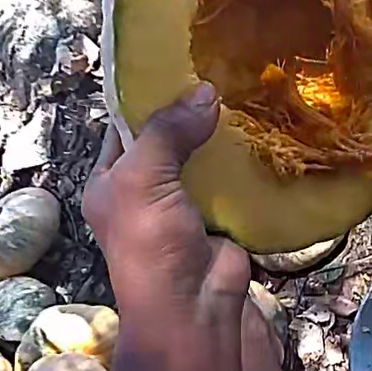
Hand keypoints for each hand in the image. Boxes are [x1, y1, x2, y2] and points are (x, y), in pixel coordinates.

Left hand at [82, 83, 249, 316]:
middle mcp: (145, 190)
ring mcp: (184, 204)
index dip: (147, 95)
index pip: (125, 125)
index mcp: (111, 179)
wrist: (192, 307)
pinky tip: (260, 137)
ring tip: (243, 96)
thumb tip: (205, 92)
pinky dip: (243, 164)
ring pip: (201, 159)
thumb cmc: (151, 245)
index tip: (177, 63)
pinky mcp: (219, 217)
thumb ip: (168, 133)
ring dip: (218, 137)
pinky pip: (230, 182)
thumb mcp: (142, 180)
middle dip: (188, 112)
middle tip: (219, 75)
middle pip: (168, 139)